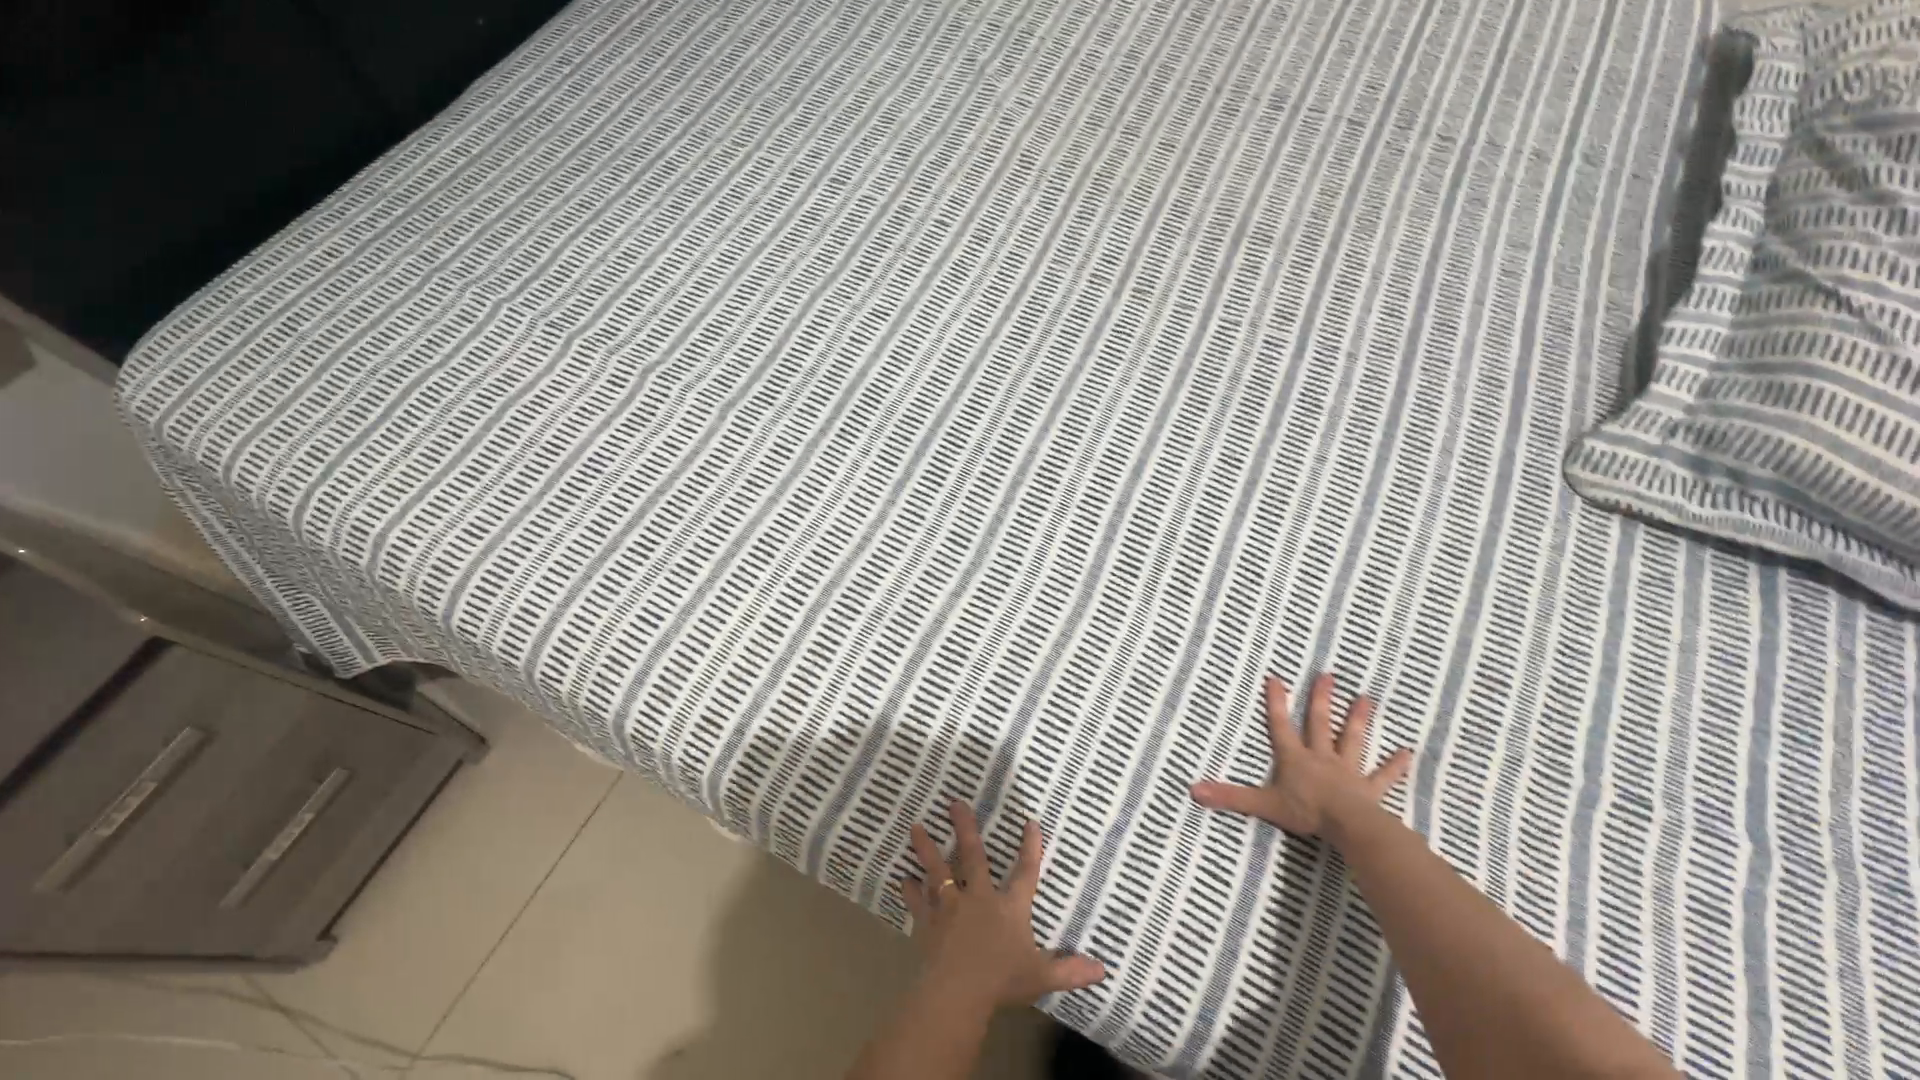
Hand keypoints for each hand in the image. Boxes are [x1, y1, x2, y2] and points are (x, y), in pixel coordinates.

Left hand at [901, 801, 1107, 1007]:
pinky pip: (918, 902)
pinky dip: (911, 891)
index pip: (1025, 872)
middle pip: (972, 857)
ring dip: (926, 848)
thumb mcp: (1042, 976)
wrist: (957, 991)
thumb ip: (1070, 971)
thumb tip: (1102, 969)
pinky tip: (904, 879)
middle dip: (965, 828)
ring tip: (916, 827)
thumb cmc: (1002, 981)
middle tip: (953, 803)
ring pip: (938, 870)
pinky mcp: (928, 922)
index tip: (1029, 822)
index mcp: (1010, 908)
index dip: (1030, 848)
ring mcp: (950, 907)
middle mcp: (979, 898)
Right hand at [1189, 674, 1411, 836]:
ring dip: (1358, 720)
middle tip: (1328, 676)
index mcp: (1294, 759)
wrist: (1347, 825)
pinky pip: (1383, 776)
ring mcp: (1347, 771)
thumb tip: (1193, 790)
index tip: (1276, 677)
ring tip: (1366, 699)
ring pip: (1352, 741)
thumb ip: (1229, 797)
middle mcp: (1321, 758)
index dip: (1276, 703)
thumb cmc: (1305, 811)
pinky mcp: (1369, 789)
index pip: (1280, 726)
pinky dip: (1394, 765)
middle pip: (1320, 725)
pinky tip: (1406, 753)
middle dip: (1322, 700)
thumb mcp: (1261, 804)